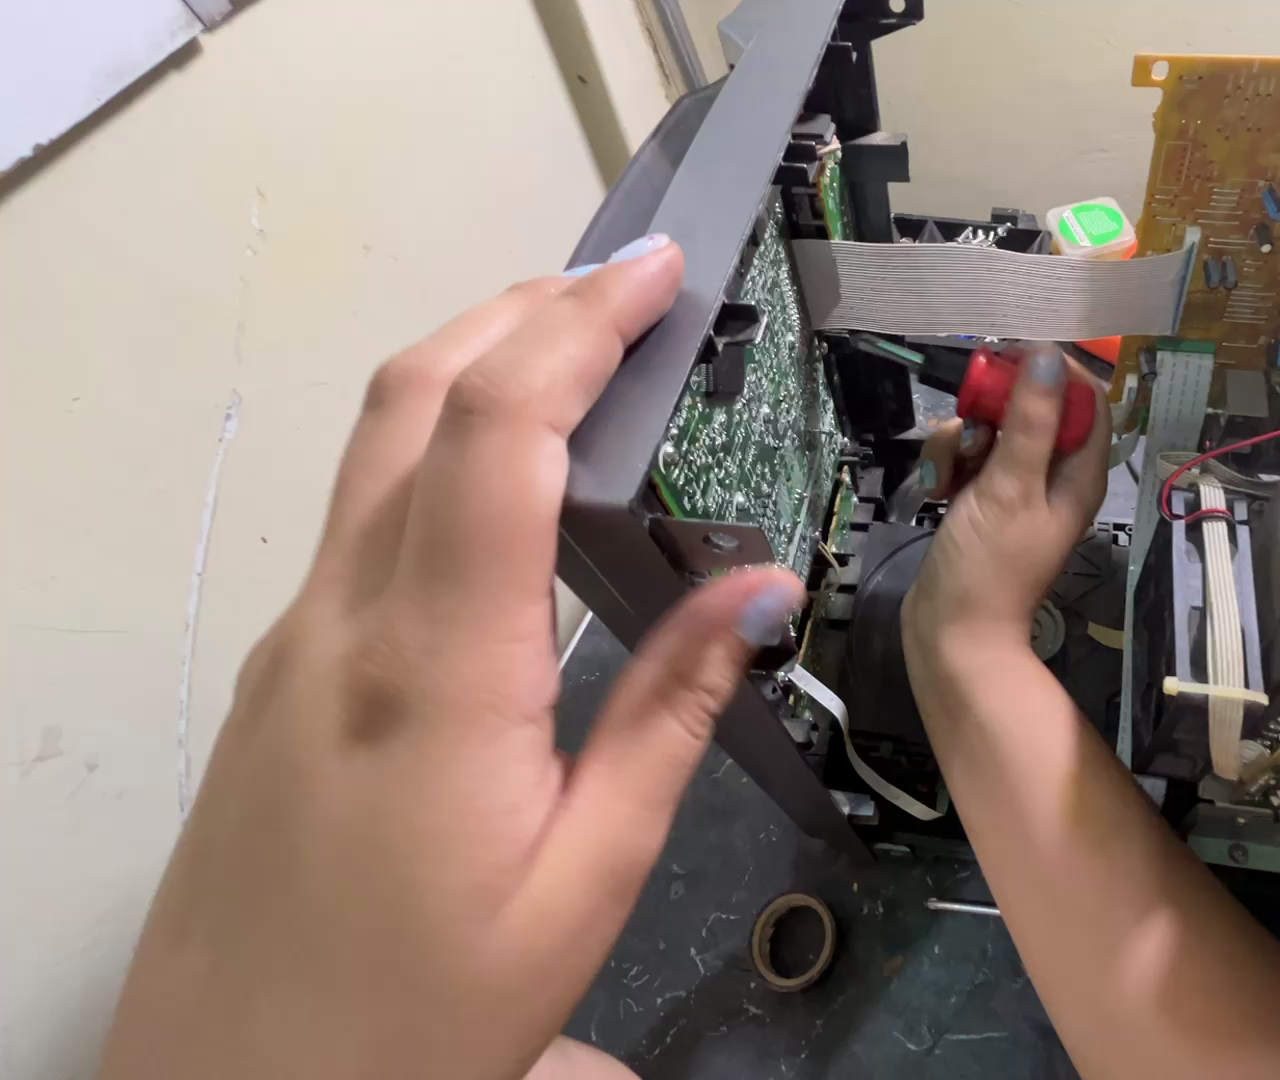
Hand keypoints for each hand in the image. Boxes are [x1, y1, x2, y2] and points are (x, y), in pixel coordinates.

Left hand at [96, 239, 805, 1079]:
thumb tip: (760, 585)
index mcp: (437, 667)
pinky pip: (371, 500)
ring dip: (482, 357)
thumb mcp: (592, 865)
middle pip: (416, 403)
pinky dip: (451, 431)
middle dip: (525, 312)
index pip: (499, 441)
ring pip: (380, 440)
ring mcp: (301, 633)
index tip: (653, 277)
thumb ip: (672, 706)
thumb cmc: (435, 1000)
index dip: (576, 334)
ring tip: (585, 336)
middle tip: (629, 283)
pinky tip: (517, 454)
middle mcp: (346, 619)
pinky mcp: (294, 660)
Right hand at [902, 344, 1110, 654]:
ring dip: (963, 438)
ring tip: (948, 473)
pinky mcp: (981, 500)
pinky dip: (951, 464)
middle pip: (1032, 410)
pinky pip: (970, 459)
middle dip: (994, 408)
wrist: (952, 633)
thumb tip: (1048, 356)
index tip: (1011, 361)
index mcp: (1078, 473)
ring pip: (992, 431)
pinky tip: (936, 489)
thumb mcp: (1010, 487)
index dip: (1054, 374)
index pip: (1085, 401)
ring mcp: (1014, 488)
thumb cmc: (988, 565)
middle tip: (970, 423)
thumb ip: (1030, 422)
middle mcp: (1052, 476)